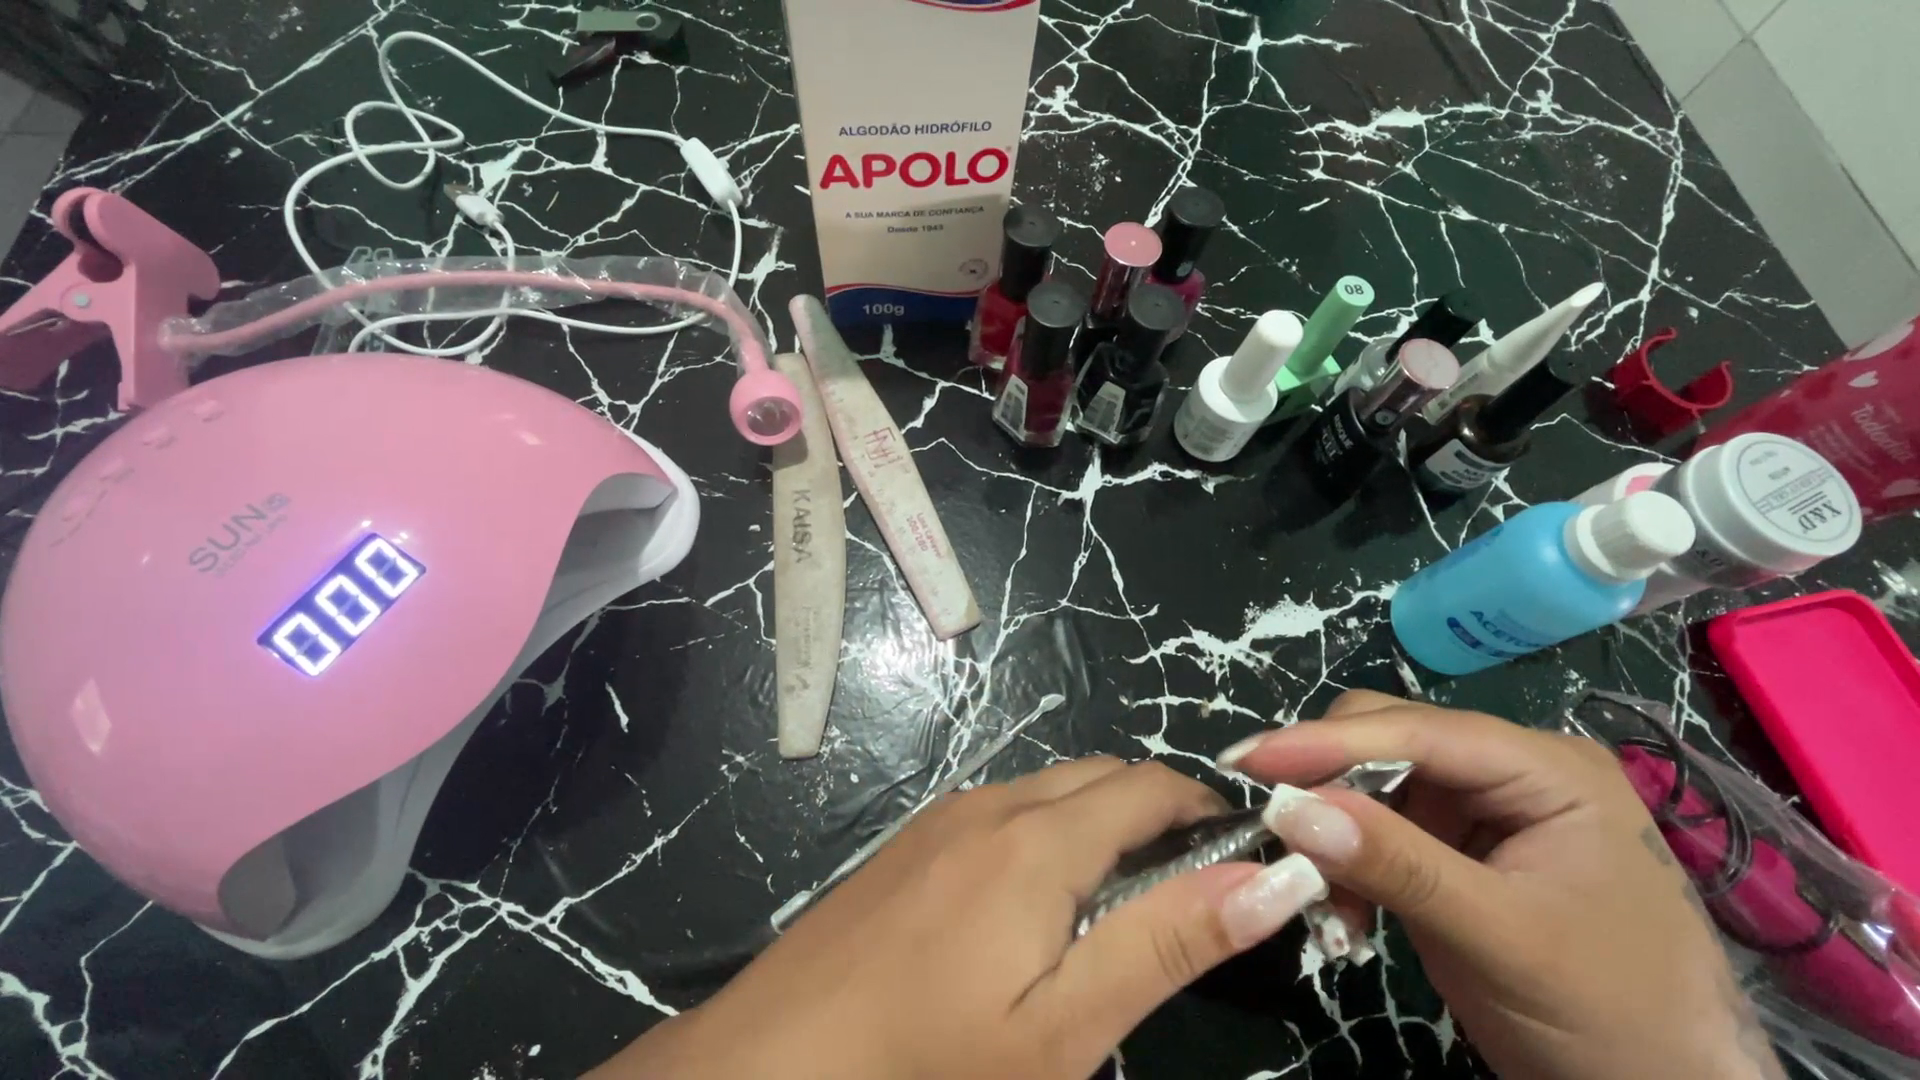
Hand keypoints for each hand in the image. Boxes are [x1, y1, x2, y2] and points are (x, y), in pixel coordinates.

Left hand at [591, 758, 1330, 1078]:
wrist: (772, 1061)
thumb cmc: (928, 1060)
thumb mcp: (1063, 1027)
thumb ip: (1164, 943)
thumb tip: (1266, 879)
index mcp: (1037, 839)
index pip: (1148, 785)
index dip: (1205, 806)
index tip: (1244, 853)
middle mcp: (991, 804)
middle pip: (1100, 775)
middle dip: (1158, 808)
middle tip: (1190, 884)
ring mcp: (943, 817)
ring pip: (1050, 788)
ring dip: (1102, 817)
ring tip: (1125, 895)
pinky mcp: (912, 842)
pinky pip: (1003, 809)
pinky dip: (1049, 828)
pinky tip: (1038, 899)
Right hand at [1218, 690, 1784, 1079]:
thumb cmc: (1609, 1017)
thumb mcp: (1499, 939)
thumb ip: (1395, 865)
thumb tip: (1287, 807)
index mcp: (1548, 769)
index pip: (1420, 731)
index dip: (1327, 741)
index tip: (1246, 761)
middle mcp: (1511, 769)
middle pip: (1387, 741)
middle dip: (1327, 785)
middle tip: (1273, 831)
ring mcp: (1483, 807)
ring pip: (1370, 784)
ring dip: (1332, 833)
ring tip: (1317, 898)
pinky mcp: (1456, 846)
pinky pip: (1377, 829)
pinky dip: (1348, 864)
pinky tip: (1346, 916)